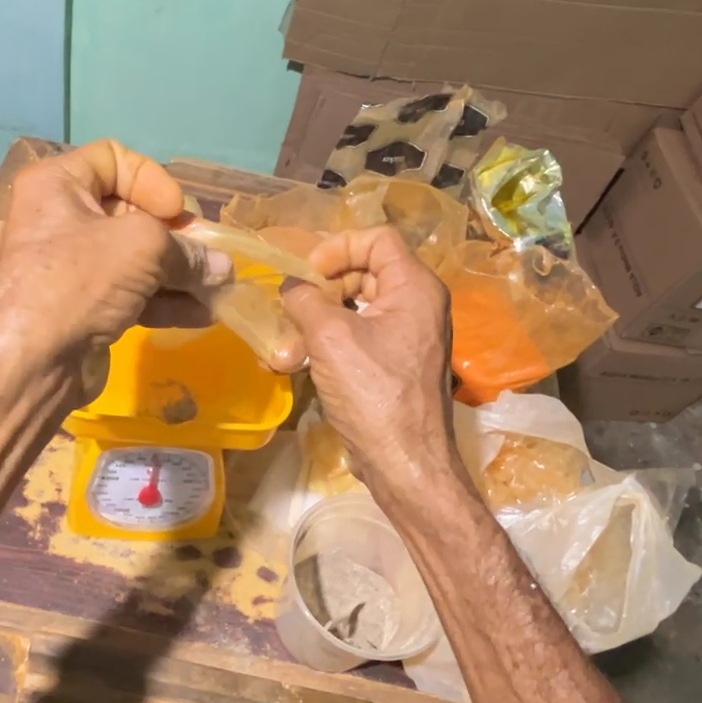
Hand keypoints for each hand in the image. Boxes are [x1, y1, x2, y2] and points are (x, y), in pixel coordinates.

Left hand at [0, 139, 223, 398]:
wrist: (34, 361)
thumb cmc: (80, 279)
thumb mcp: (142, 246)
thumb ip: (187, 251)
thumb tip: (222, 269)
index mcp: (58, 185)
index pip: (113, 159)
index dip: (152, 180)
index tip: (175, 211)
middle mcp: (62, 220)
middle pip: (131, 212)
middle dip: (176, 235)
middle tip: (208, 255)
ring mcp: (74, 269)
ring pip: (138, 260)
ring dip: (181, 273)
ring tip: (219, 288)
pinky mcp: (87, 309)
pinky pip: (134, 294)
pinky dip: (167, 301)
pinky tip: (203, 314)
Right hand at [282, 226, 462, 495]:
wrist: (404, 463)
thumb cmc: (373, 393)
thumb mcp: (330, 338)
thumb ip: (305, 299)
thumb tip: (291, 286)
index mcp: (415, 288)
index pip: (376, 239)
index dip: (337, 247)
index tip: (307, 273)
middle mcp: (417, 306)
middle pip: (363, 272)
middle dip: (320, 290)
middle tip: (292, 310)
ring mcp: (406, 337)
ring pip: (354, 309)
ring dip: (315, 322)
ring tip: (284, 347)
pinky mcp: (392, 365)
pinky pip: (356, 338)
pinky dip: (325, 345)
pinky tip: (293, 363)